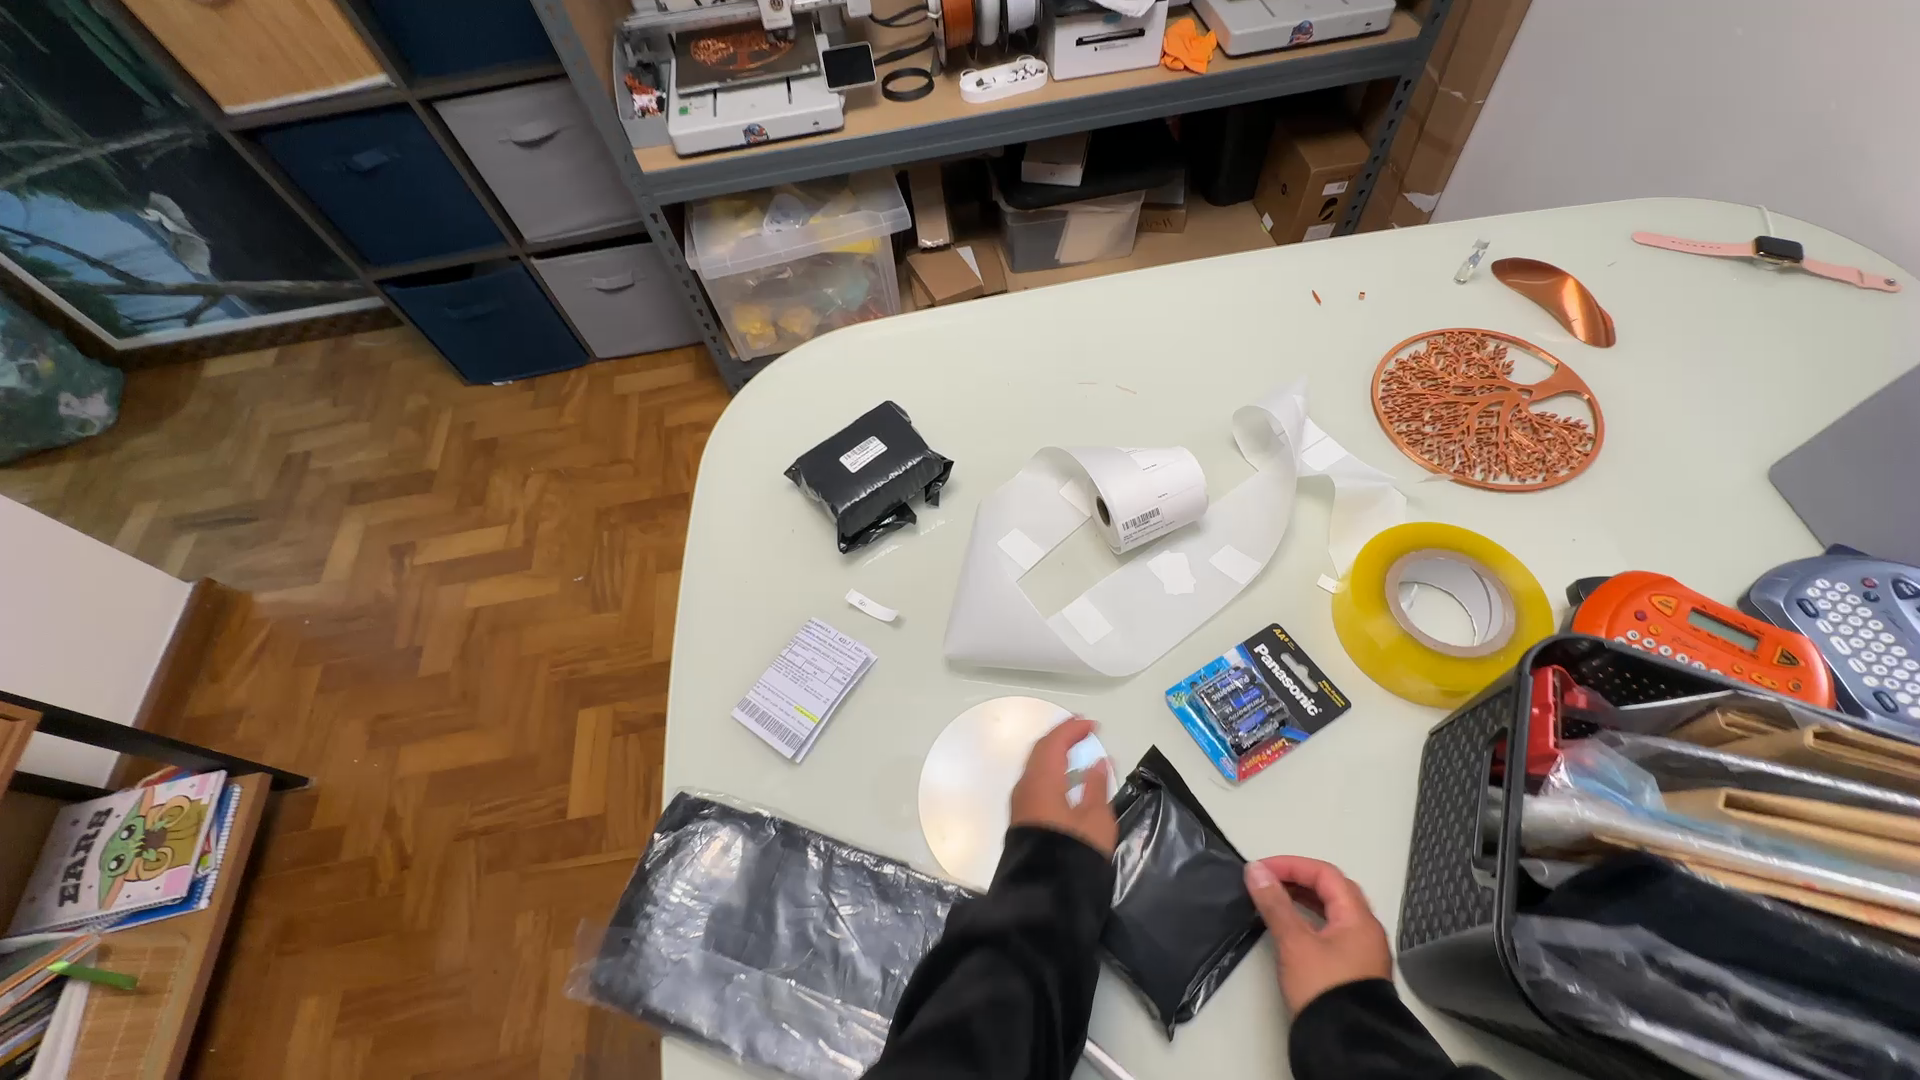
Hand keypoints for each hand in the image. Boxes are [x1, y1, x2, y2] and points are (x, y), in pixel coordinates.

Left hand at [1009, 716, 1116, 857]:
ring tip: (1075, 751)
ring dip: (1054, 753)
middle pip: (1040, 751)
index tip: (1092, 724)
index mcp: (1042, 780)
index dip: (1072, 729)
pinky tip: (1064, 779)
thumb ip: (1096, 786)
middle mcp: (1025, 786)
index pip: (1054, 743)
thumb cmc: (1073, 852)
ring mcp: (1020, 802)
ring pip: (1035, 766)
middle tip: (1082, 730)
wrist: (1043, 894)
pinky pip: (1034, 780)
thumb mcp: (1096, 820)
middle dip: (1061, 737)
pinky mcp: (1021, 817)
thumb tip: (1098, 761)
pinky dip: (1049, 770)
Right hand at [1244, 856, 1392, 1014]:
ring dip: (1303, 898)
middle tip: (1267, 880)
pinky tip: (1290, 926)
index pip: (1325, 874)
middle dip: (1297, 878)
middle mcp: (1366, 931)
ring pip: (1332, 910)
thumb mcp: (1293, 943)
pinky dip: (1309, 918)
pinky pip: (1331, 929)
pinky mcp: (1353, 969)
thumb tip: (1255, 871)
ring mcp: (1362, 952)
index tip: (1260, 870)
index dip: (1291, 865)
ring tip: (1273, 898)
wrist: (1348, 1046)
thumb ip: (1274, 903)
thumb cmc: (1323, 989)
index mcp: (1359, 919)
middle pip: (1332, 889)